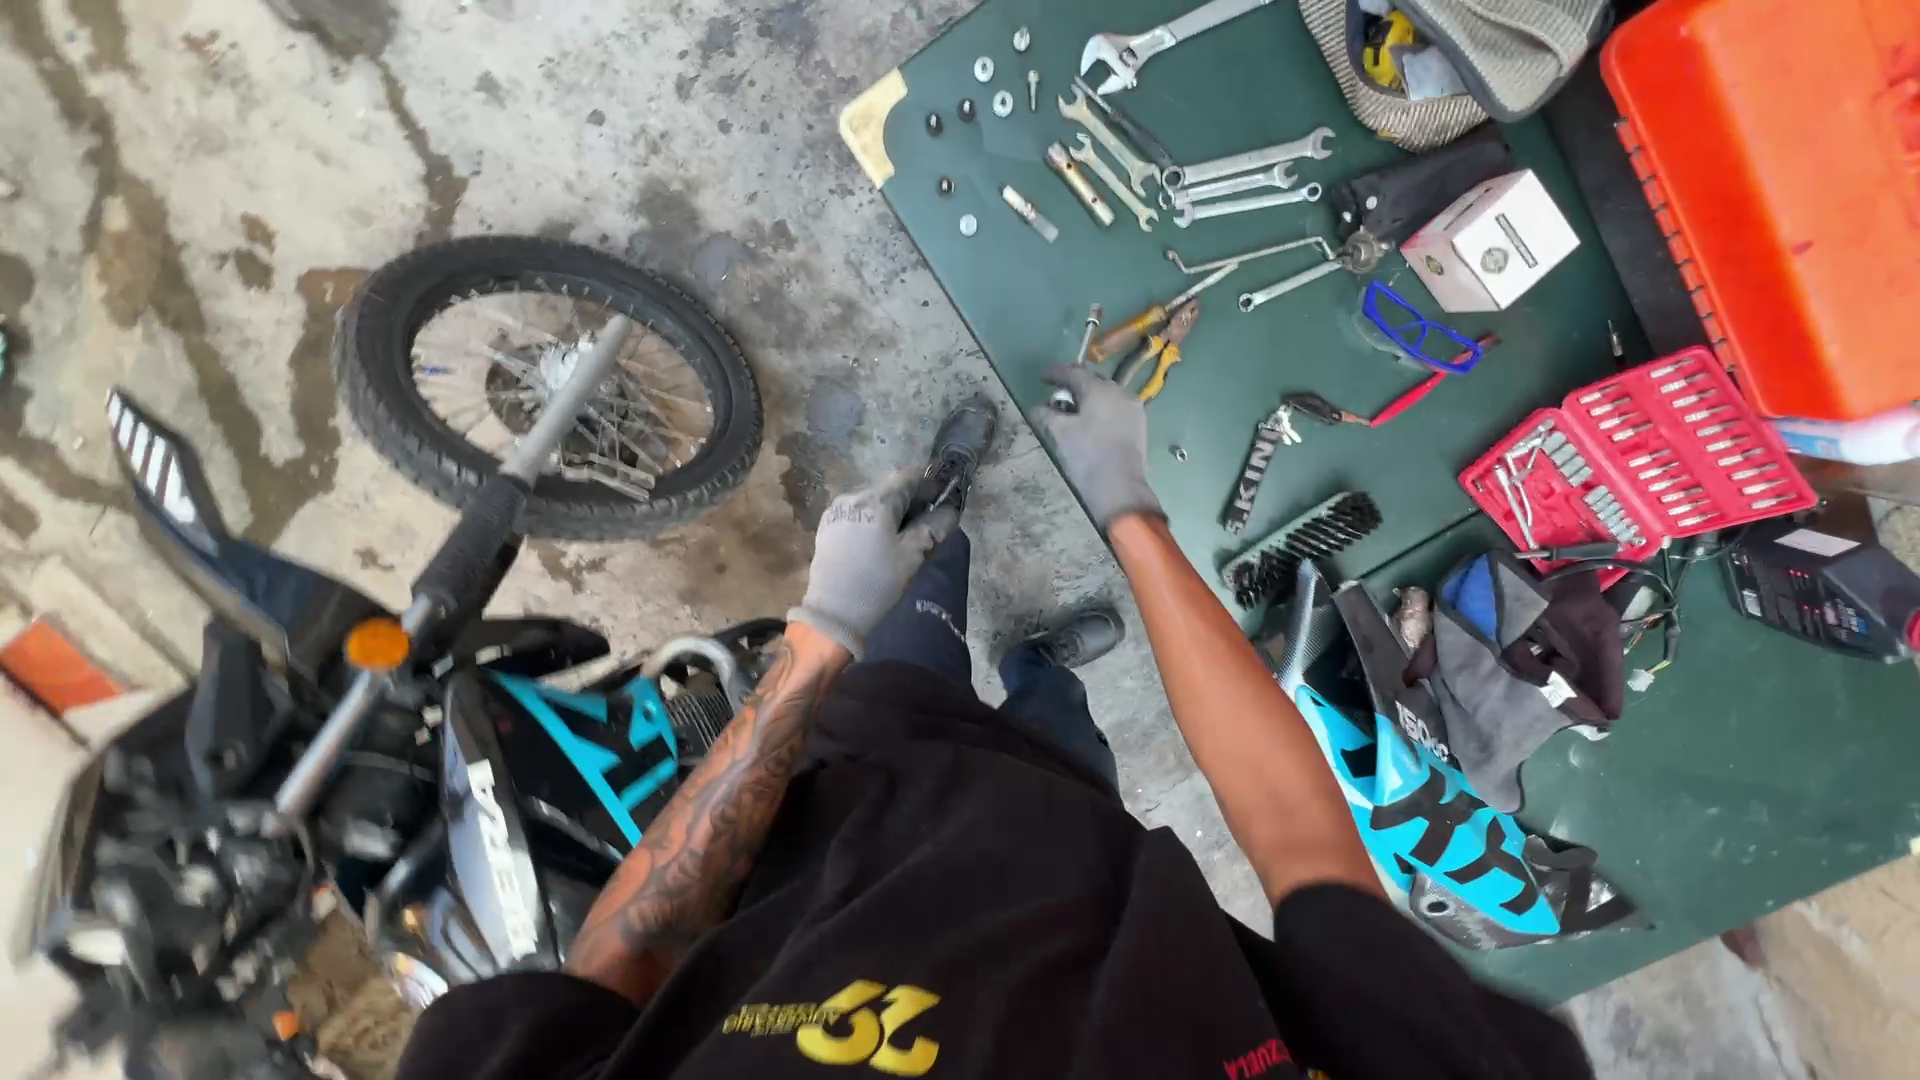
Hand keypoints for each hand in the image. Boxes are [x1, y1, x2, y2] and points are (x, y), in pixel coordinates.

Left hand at [787, 469, 958, 657]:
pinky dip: (872, 521)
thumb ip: (934, 526)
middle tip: (923, 526)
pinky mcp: (827, 527)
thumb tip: (950, 510)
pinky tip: (876, 544)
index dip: (927, 485)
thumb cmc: (877, 582)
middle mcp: (853, 496)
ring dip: (890, 511)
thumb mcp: (913, 555)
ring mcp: (836, 511)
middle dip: (909, 501)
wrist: (832, 614)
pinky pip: (857, 514)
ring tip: (899, 539)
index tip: (939, 502)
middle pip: (888, 487)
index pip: (907, 475)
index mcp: (876, 500)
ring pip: (872, 500)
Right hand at [1028, 364, 1163, 530]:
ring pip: (1106, 393)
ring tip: (1074, 409)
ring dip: (1089, 396)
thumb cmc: (1087, 457)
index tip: (1042, 377)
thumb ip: (1046, 414)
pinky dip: (1102, 408)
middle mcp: (1119, 391)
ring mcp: (1133, 406)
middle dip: (1073, 384)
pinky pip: (1116, 406)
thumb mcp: (1060, 433)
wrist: (1120, 488)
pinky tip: (1093, 420)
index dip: (1055, 373)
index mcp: (1099, 390)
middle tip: (1057, 394)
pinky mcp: (1139, 422)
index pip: (1073, 373)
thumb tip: (1037, 408)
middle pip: (1092, 380)